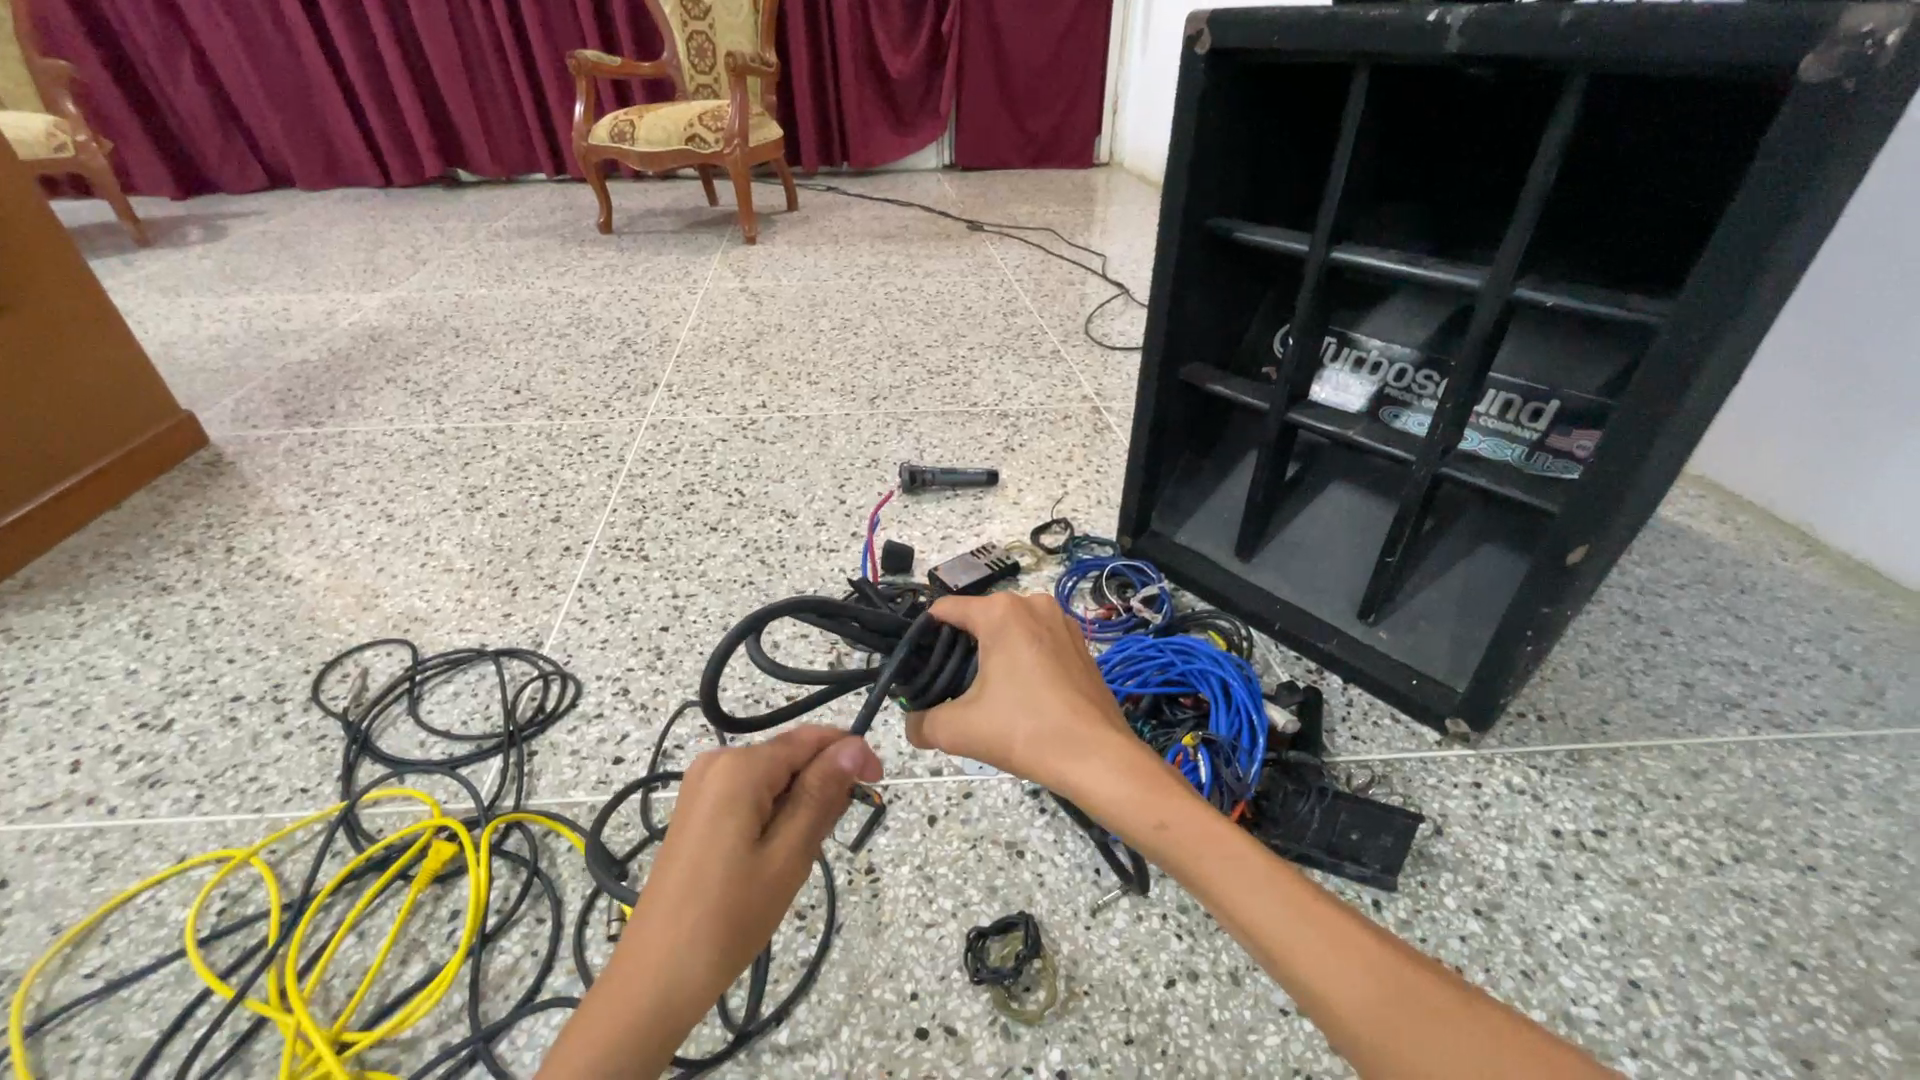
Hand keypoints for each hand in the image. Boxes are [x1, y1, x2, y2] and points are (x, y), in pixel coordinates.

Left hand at [540, 726, 881, 1078]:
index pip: (811, 739)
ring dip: (800, 805)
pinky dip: (775, 815)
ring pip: (774, 777)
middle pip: (792, 756)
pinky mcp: (697, 810)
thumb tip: (854, 746)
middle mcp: (717, 762)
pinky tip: (774, 855)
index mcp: (740, 766)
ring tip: (797, 856)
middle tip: (827, 840)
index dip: (851, 754)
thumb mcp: (789, 854)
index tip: (877, 785)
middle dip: (822, 786)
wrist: (658, 974)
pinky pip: (751, 794)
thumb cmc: (730, 916)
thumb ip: (822, 793)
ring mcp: (702, 786)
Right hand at [905, 592, 1138, 798]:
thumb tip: (913, 726)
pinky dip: (1022, 663)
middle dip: (961, 651)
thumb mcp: (958, 730)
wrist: (1096, 757)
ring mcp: (1062, 622)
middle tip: (951, 690)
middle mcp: (1033, 604)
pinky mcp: (1080, 645)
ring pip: (1010, 633)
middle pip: (979, 621)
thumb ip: (922, 723)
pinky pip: (1036, 644)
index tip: (917, 667)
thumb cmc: (1025, 731)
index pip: (946, 609)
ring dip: (993, 658)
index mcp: (1001, 611)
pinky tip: (1020, 698)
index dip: (924, 637)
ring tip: (985, 698)